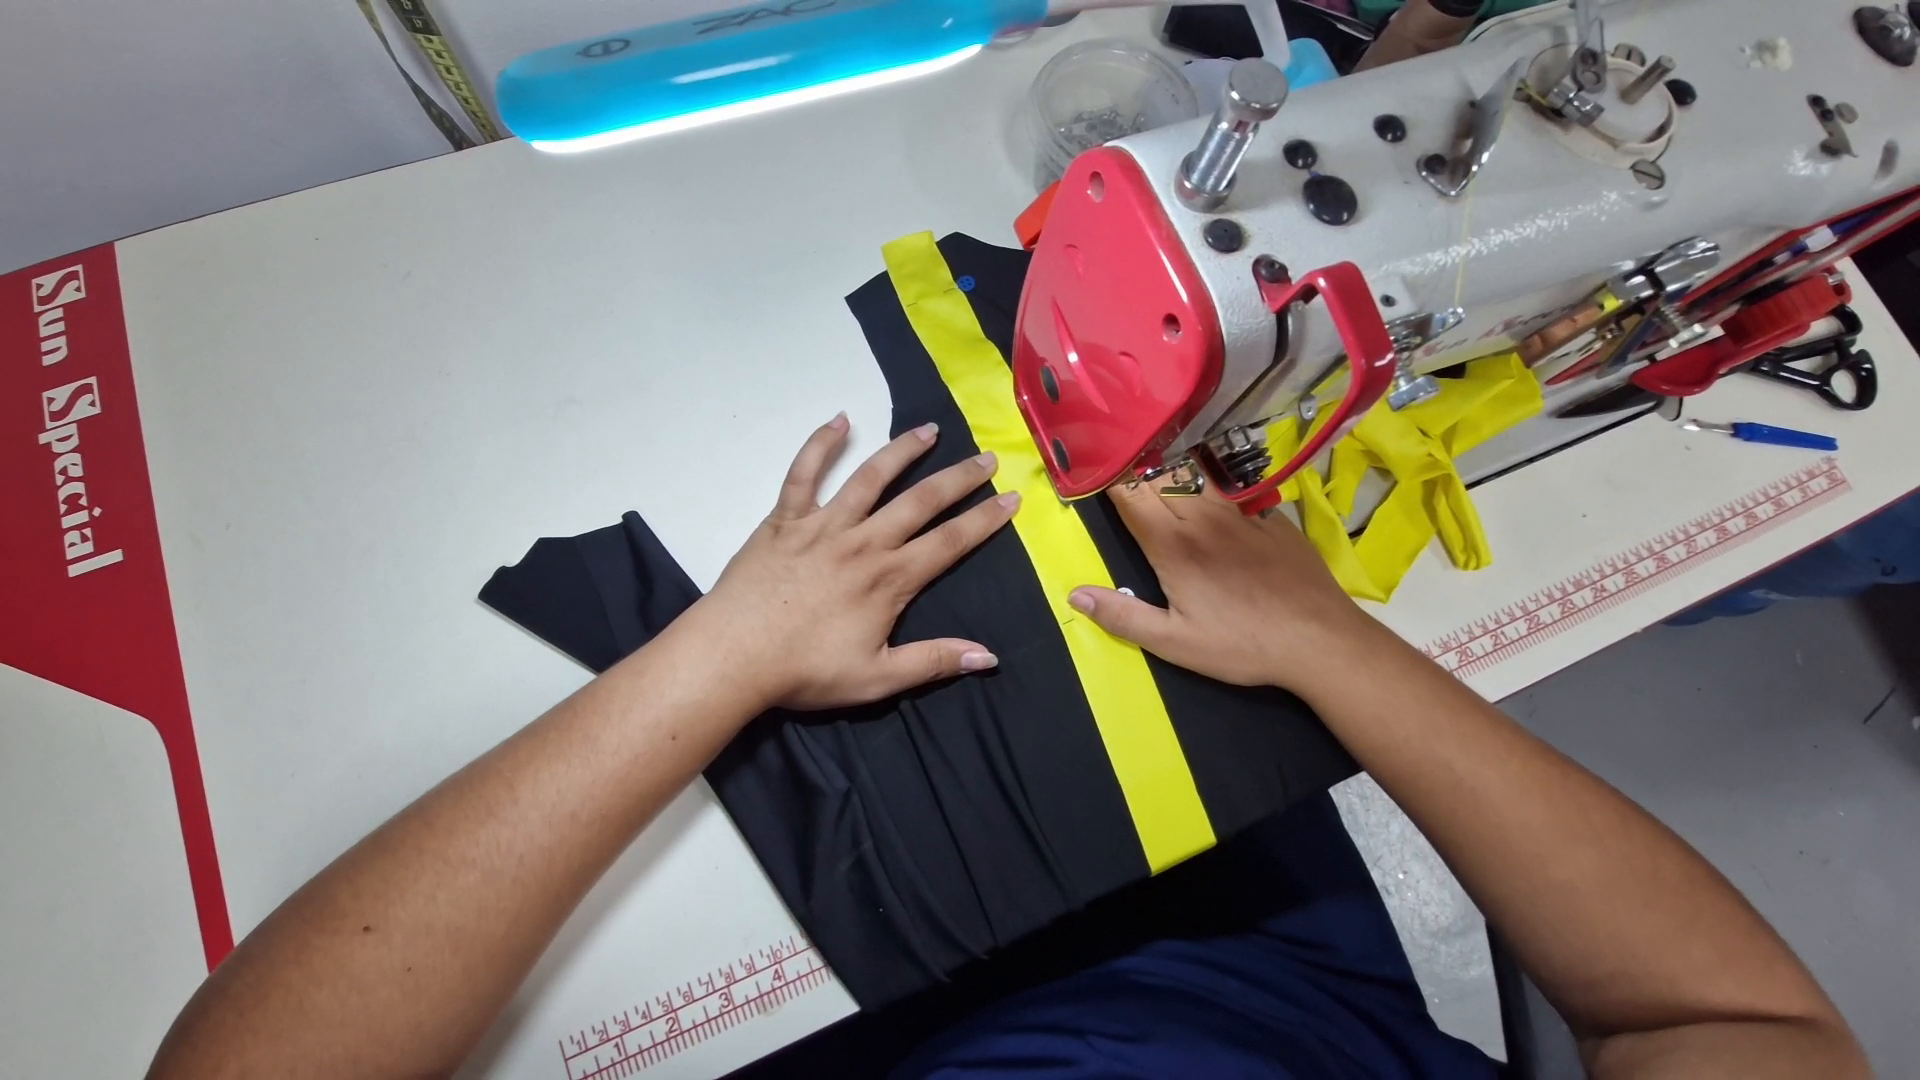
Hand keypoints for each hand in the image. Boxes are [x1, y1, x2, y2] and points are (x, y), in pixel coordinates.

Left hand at [684, 414, 1018, 710]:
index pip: (950, 542)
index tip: (1011, 498)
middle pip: (920, 501)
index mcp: (890, 578)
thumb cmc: (806, 670)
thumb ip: (934, 661)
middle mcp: (864, 542)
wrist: (733, 656)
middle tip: (985, 457)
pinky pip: (804, 474)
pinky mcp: (785, 519)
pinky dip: (820, 445)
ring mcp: (823, 525)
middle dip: (958, 478)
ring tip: (930, 430)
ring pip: (871, 477)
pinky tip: (839, 420)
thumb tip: (989, 656)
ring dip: (903, 451)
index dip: (985, 520)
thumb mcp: (878, 678)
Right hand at [1068, 481, 1377, 693]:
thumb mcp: (1174, 642)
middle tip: (1121, 477)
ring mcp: (1241, 514)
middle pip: (1160, 476)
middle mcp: (1204, 517)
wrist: (1320, 639)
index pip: (1131, 495)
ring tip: (1160, 479)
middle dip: (1137, 474)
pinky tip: (1214, 502)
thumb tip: (1075, 594)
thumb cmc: (1241, 645)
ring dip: (1172, 475)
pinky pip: (1232, 493)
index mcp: (1173, 545)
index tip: (1095, 476)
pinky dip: (1213, 490)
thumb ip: (1122, 617)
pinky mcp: (1271, 518)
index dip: (1110, 481)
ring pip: (1196, 477)